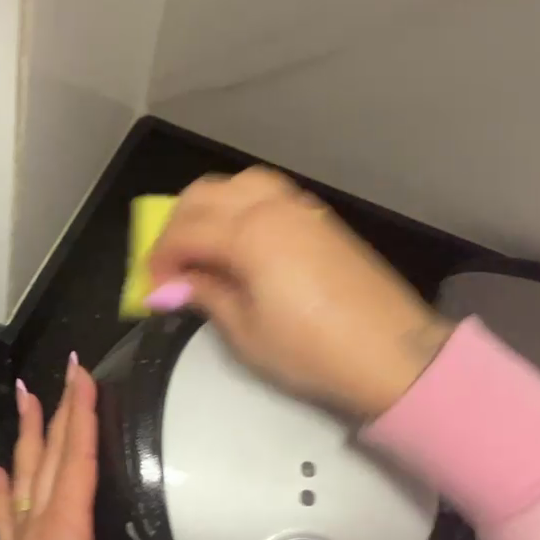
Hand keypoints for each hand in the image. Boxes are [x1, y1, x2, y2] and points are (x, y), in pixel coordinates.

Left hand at [0, 359, 257, 539]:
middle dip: (60, 409)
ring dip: (27, 434)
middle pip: (50, 456)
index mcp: (66, 530)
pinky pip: (4, 511)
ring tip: (25, 395)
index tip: (84, 372)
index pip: (78, 457)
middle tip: (66, 368)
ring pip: (22, 475)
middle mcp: (39, 525)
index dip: (83, 412)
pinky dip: (1, 486)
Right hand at [145, 167, 454, 417]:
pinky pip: (266, 194)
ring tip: (198, 249)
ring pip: (237, 185)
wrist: (388, 354)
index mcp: (249, 235)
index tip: (150, 289)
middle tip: (167, 267)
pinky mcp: (318, 220)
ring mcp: (300, 209)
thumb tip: (171, 286)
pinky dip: (238, 207)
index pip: (183, 232)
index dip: (158, 260)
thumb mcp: (245, 332)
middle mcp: (272, 208)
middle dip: (175, 227)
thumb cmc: (310, 351)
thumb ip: (205, 295)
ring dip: (207, 209)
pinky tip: (235, 242)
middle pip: (205, 195)